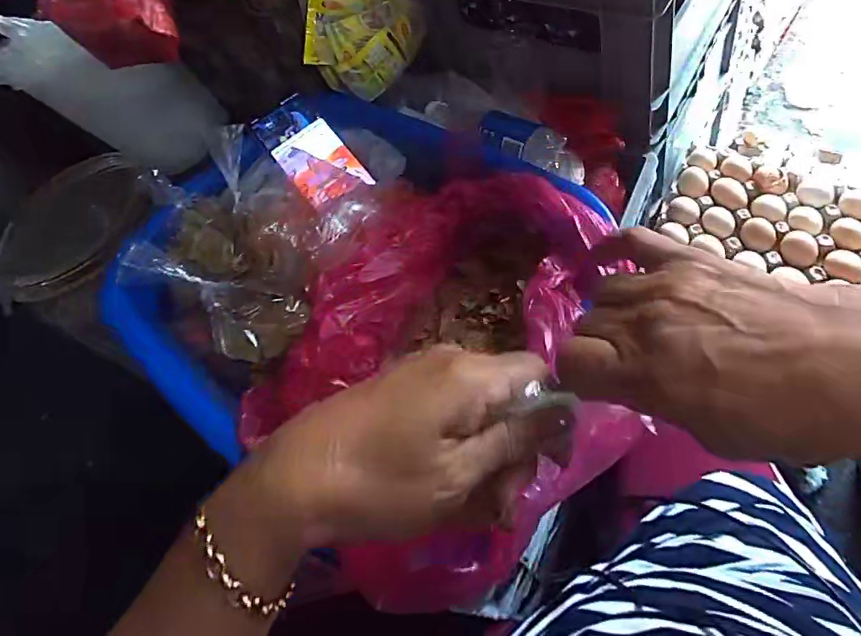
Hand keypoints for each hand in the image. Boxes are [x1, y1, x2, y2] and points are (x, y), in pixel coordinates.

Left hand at [244, 346, 567, 549]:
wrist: (298, 474)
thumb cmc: (383, 481)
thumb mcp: (457, 475)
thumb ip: (513, 440)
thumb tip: (563, 409)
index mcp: (470, 373)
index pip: (538, 369)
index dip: (552, 413)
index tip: (544, 463)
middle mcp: (451, 357)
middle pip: (510, 391)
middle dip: (516, 446)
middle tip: (499, 503)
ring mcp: (424, 368)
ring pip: (481, 404)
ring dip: (487, 452)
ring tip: (471, 504)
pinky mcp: (404, 384)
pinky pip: (452, 406)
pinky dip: (459, 442)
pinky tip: (444, 482)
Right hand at [558, 227, 860, 463]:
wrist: (857, 360)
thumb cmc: (797, 417)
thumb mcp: (719, 435)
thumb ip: (660, 404)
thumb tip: (630, 384)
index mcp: (650, 375)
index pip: (570, 363)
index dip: (574, 378)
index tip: (590, 387)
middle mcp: (647, 322)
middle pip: (585, 327)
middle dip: (593, 349)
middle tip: (617, 365)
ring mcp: (666, 282)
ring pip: (603, 290)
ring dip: (607, 313)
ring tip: (628, 327)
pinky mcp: (689, 257)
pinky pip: (632, 241)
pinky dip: (610, 251)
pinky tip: (604, 262)